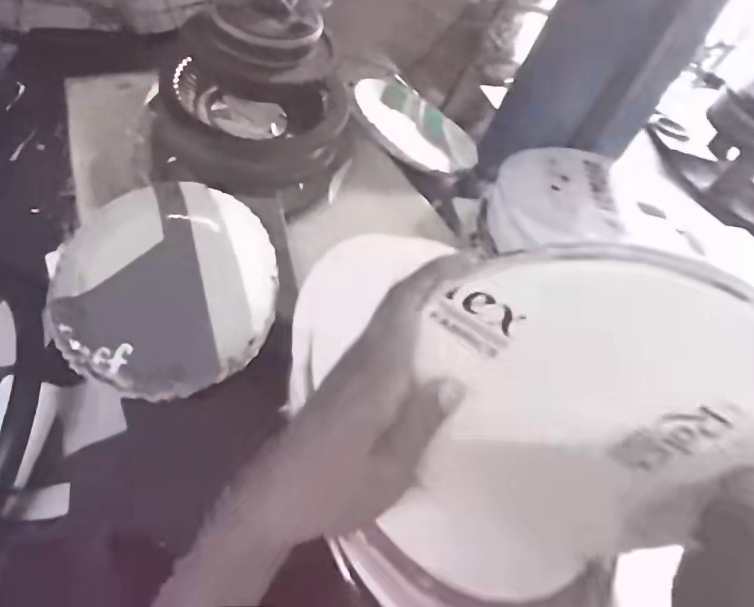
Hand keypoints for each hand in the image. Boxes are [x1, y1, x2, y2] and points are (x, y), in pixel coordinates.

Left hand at [234, 250, 481, 543]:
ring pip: (388, 316)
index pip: (402, 305)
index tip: (467, 260)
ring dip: (421, 299)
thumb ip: (420, 422)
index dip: (432, 275)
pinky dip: (409, 323)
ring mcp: (350, 365)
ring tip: (463, 303)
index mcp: (375, 371)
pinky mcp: (347, 379)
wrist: (277, 492)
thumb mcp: (390, 470)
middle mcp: (361, 356)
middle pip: (396, 302)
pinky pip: (384, 336)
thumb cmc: (335, 487)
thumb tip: (456, 380)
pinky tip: (430, 343)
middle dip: (432, 280)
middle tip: (476, 278)